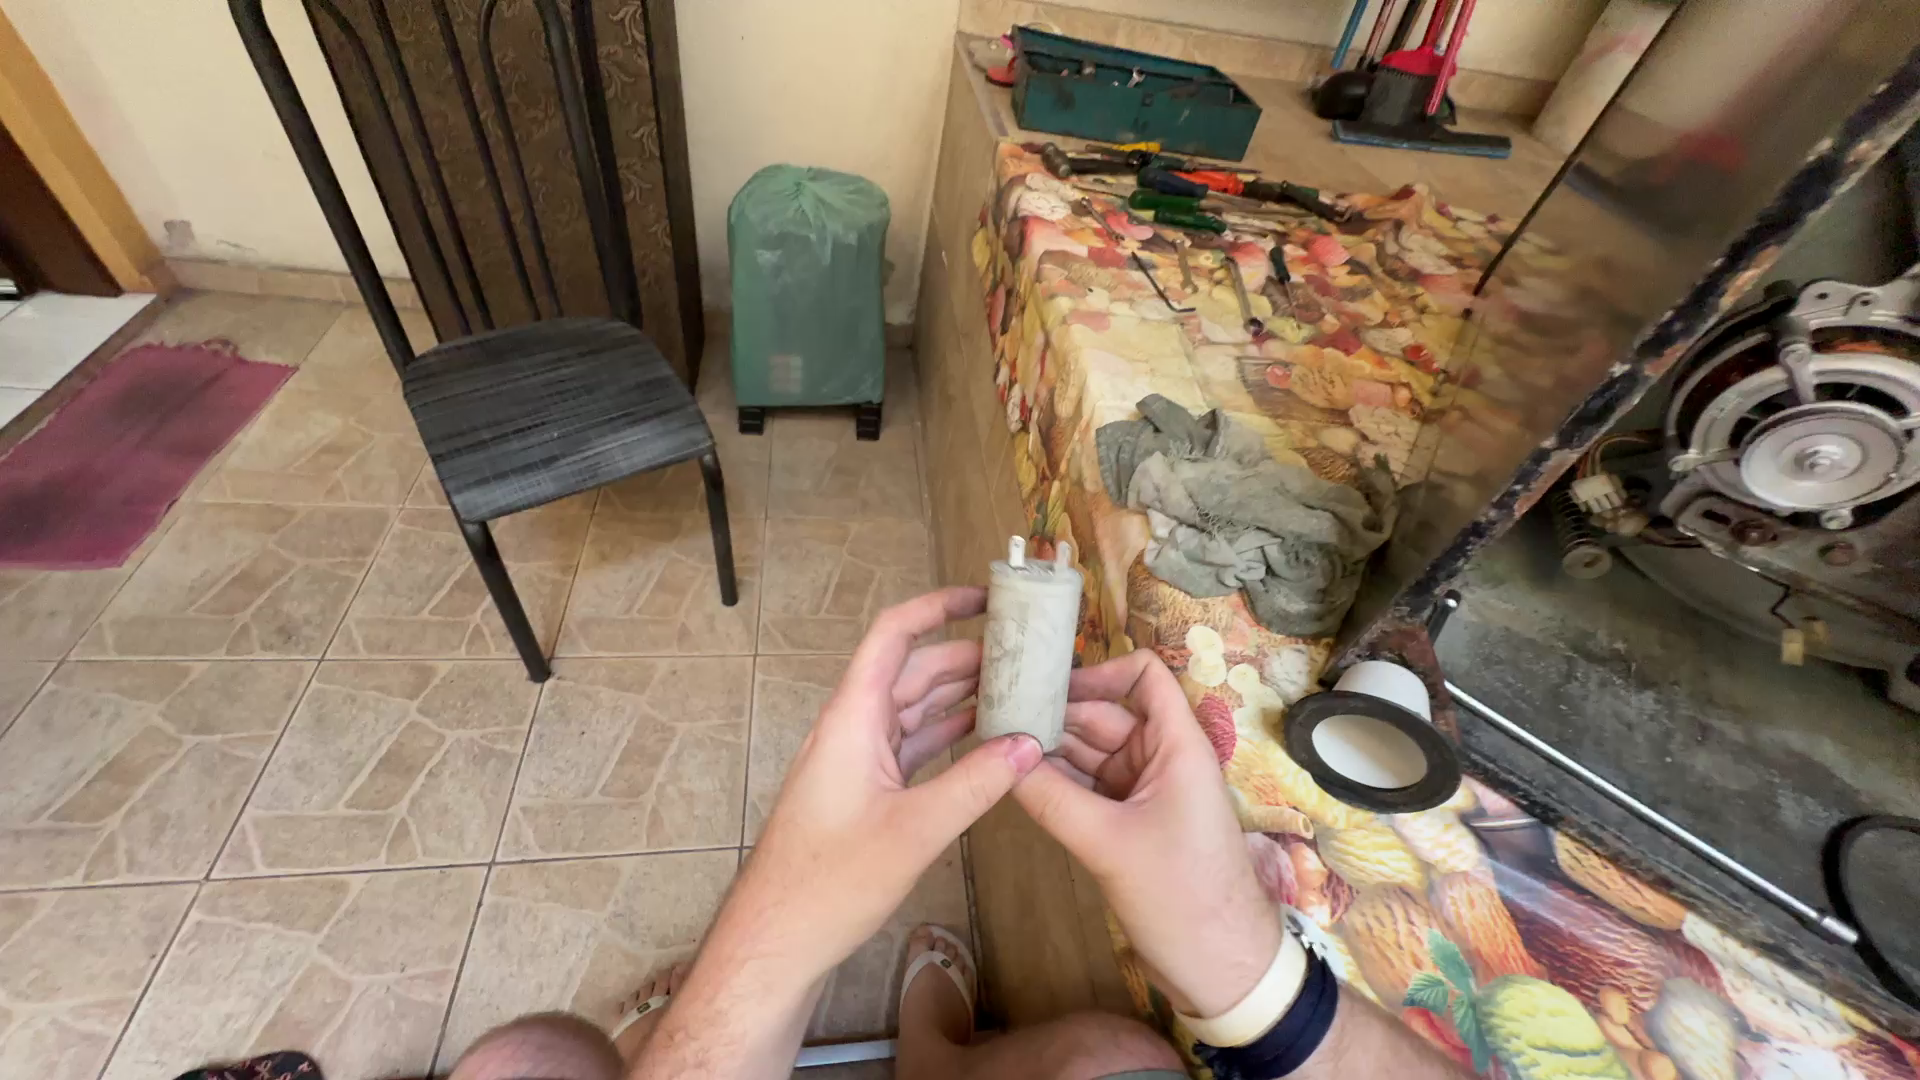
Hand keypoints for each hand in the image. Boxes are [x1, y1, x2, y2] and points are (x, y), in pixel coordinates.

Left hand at [712, 587, 1044, 988]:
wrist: (777, 939)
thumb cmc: (831, 880)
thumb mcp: (914, 830)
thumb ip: (976, 784)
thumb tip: (1031, 744)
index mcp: (854, 715)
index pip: (894, 634)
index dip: (937, 607)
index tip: (984, 597)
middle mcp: (855, 724)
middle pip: (914, 670)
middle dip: (968, 656)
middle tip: (1025, 655)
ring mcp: (860, 755)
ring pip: (917, 708)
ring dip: (963, 697)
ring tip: (1019, 689)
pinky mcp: (867, 785)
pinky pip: (914, 743)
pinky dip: (950, 735)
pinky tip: (987, 735)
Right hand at [1012, 648, 1280, 1018]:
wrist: (1223, 973)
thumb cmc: (1180, 896)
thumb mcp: (1109, 843)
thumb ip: (1051, 797)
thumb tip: (999, 756)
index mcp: (1175, 743)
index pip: (1144, 675)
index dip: (1099, 670)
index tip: (1048, 686)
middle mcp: (1159, 756)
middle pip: (1103, 713)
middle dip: (1055, 713)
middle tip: (994, 713)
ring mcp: (1142, 788)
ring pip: (1090, 750)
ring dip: (1049, 747)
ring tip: (994, 740)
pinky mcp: (1128, 818)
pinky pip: (1087, 785)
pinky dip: (1057, 780)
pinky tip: (1016, 777)